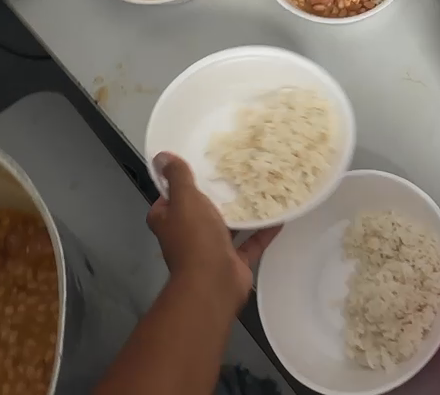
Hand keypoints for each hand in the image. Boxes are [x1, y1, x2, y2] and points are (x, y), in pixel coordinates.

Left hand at [147, 153, 277, 308]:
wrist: (213, 283)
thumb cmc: (195, 238)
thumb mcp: (184, 199)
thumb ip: (177, 177)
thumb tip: (160, 156)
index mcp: (170, 221)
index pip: (169, 198)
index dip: (179, 182)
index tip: (198, 164)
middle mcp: (188, 235)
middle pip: (200, 210)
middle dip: (216, 194)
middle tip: (235, 170)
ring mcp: (211, 249)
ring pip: (227, 225)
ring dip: (241, 211)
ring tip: (260, 185)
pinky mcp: (233, 260)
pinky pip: (251, 242)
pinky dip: (263, 230)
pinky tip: (279, 214)